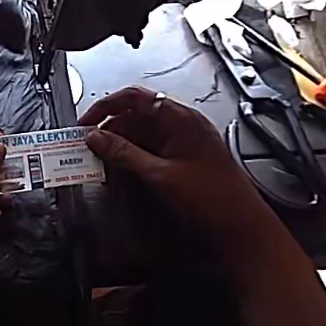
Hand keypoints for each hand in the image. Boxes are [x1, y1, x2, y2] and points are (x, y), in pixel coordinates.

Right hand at [79, 86, 278, 254]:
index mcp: (180, 119)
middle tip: (88, 148)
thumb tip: (95, 138)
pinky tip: (122, 173)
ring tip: (101, 163)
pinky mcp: (185, 160)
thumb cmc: (209, 199)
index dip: (105, 107)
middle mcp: (183, 125)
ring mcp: (185, 142)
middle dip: (110, 130)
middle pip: (136, 116)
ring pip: (143, 134)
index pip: (134, 97)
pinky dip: (134, 157)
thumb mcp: (158, 175)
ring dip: (120, 145)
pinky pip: (153, 149)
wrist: (241, 228)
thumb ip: (124, 154)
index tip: (85, 123)